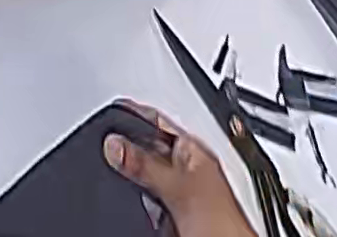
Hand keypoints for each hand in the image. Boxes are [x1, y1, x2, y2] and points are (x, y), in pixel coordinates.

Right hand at [105, 102, 255, 236]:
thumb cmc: (225, 230)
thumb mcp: (178, 187)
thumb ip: (145, 164)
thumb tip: (114, 144)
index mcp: (196, 153)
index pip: (158, 121)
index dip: (135, 113)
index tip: (113, 111)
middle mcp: (190, 172)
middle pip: (151, 149)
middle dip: (131, 149)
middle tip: (110, 147)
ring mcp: (183, 198)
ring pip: (148, 177)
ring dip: (135, 177)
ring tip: (120, 174)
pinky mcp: (175, 220)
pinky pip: (148, 202)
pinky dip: (139, 202)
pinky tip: (134, 203)